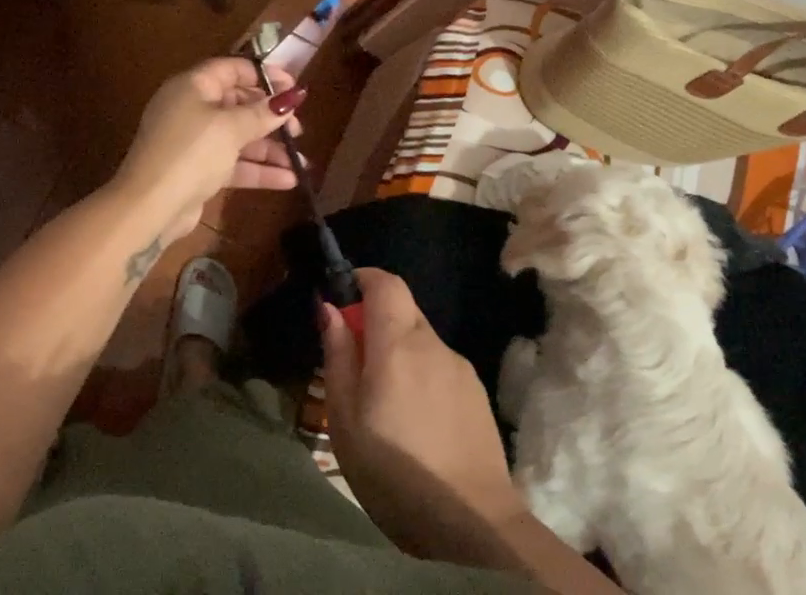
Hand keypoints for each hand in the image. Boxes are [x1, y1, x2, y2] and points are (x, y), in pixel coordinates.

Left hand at [111, 58, 305, 234]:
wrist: (151, 205)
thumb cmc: (192, 153)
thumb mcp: (231, 128)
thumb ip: (262, 112)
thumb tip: (291, 98)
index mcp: (192, 87)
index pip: (232, 70)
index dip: (264, 76)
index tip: (295, 89)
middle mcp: (190, 109)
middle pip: (237, 104)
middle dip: (270, 117)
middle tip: (298, 129)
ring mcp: (193, 141)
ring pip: (238, 137)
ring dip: (269, 149)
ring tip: (302, 163)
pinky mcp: (197, 170)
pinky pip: (232, 163)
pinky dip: (257, 170)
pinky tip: (288, 180)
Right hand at [320, 269, 526, 553]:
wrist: (473, 526)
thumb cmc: (393, 471)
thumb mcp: (345, 418)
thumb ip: (338, 355)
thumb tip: (328, 308)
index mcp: (398, 345)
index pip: (386, 282)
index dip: (361, 280)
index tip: (339, 302)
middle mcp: (434, 346)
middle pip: (403, 311)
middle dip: (374, 323)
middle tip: (353, 367)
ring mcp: (461, 371)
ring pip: (421, 342)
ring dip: (397, 354)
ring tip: (382, 405)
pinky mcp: (477, 396)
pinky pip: (439, 368)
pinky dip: (420, 377)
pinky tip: (414, 423)